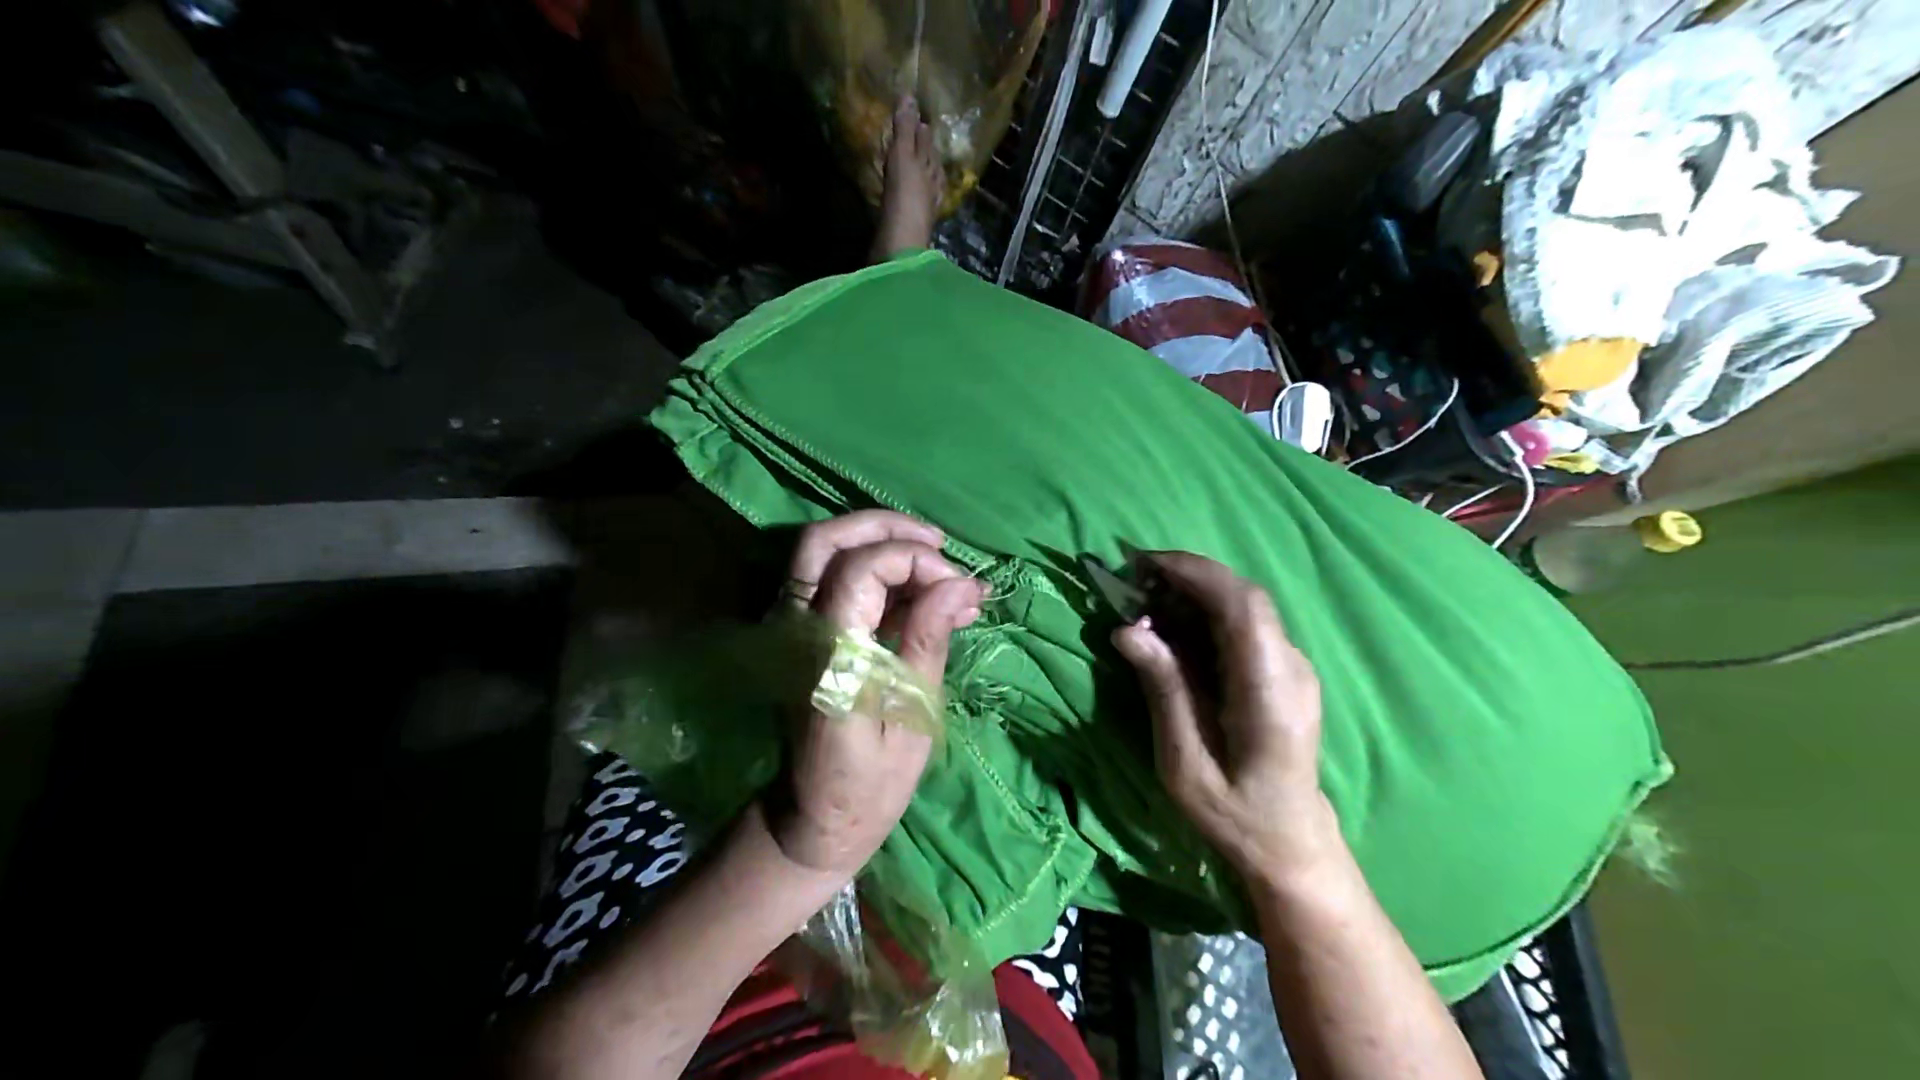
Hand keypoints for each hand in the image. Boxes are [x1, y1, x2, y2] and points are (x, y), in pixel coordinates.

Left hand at [770, 511, 984, 876]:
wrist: (813, 819)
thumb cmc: (870, 783)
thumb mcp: (913, 717)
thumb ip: (929, 641)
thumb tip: (963, 584)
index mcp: (830, 654)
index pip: (860, 568)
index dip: (913, 560)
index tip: (958, 586)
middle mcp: (799, 630)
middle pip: (825, 540)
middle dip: (886, 527)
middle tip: (939, 543)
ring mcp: (793, 629)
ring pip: (821, 551)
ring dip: (877, 539)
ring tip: (934, 557)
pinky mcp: (802, 634)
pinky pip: (830, 578)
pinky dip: (873, 568)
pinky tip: (919, 589)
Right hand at [1110, 553, 1341, 889]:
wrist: (1290, 842)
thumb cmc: (1233, 814)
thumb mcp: (1183, 763)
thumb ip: (1163, 691)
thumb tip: (1126, 630)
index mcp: (1270, 692)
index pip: (1243, 607)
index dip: (1194, 573)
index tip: (1141, 565)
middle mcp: (1291, 668)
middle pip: (1244, 596)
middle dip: (1186, 576)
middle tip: (1132, 581)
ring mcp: (1293, 667)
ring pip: (1244, 605)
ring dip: (1192, 592)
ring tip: (1142, 601)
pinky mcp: (1283, 670)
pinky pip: (1243, 625)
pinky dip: (1203, 612)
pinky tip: (1170, 627)